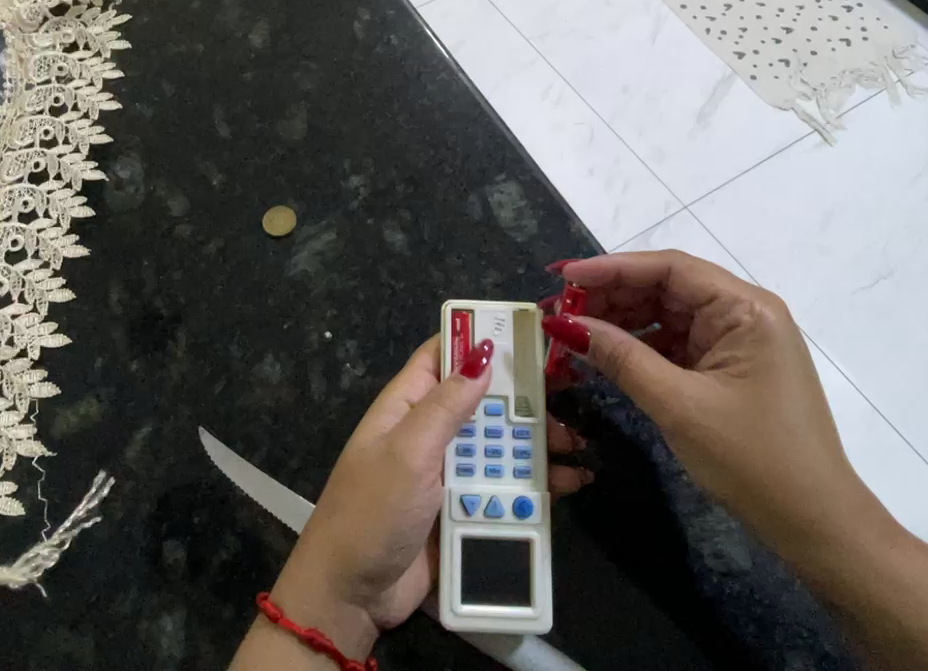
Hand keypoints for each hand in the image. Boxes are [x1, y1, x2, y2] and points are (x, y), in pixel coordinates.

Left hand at [268, 336, 591, 654]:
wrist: (353, 594)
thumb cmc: (373, 511)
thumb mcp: (408, 451)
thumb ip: (447, 406)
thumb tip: (482, 355)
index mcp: (406, 406)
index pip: (442, 356)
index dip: (477, 340)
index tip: (525, 333)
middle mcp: (429, 432)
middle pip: (482, 402)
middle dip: (521, 399)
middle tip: (565, 401)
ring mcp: (448, 472)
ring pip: (499, 446)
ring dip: (535, 444)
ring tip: (574, 446)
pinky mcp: (464, 509)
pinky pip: (504, 486)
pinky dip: (534, 483)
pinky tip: (567, 481)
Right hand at [543, 251, 885, 569]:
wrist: (817, 525)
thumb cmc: (754, 459)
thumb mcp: (677, 405)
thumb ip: (620, 357)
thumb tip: (564, 325)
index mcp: (745, 309)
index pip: (669, 268)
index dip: (611, 268)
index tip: (563, 278)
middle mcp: (743, 314)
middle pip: (665, 287)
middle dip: (610, 296)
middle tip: (559, 312)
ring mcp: (737, 342)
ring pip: (665, 314)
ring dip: (620, 322)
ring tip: (573, 334)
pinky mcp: (729, 368)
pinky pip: (674, 343)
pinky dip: (638, 347)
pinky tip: (604, 356)